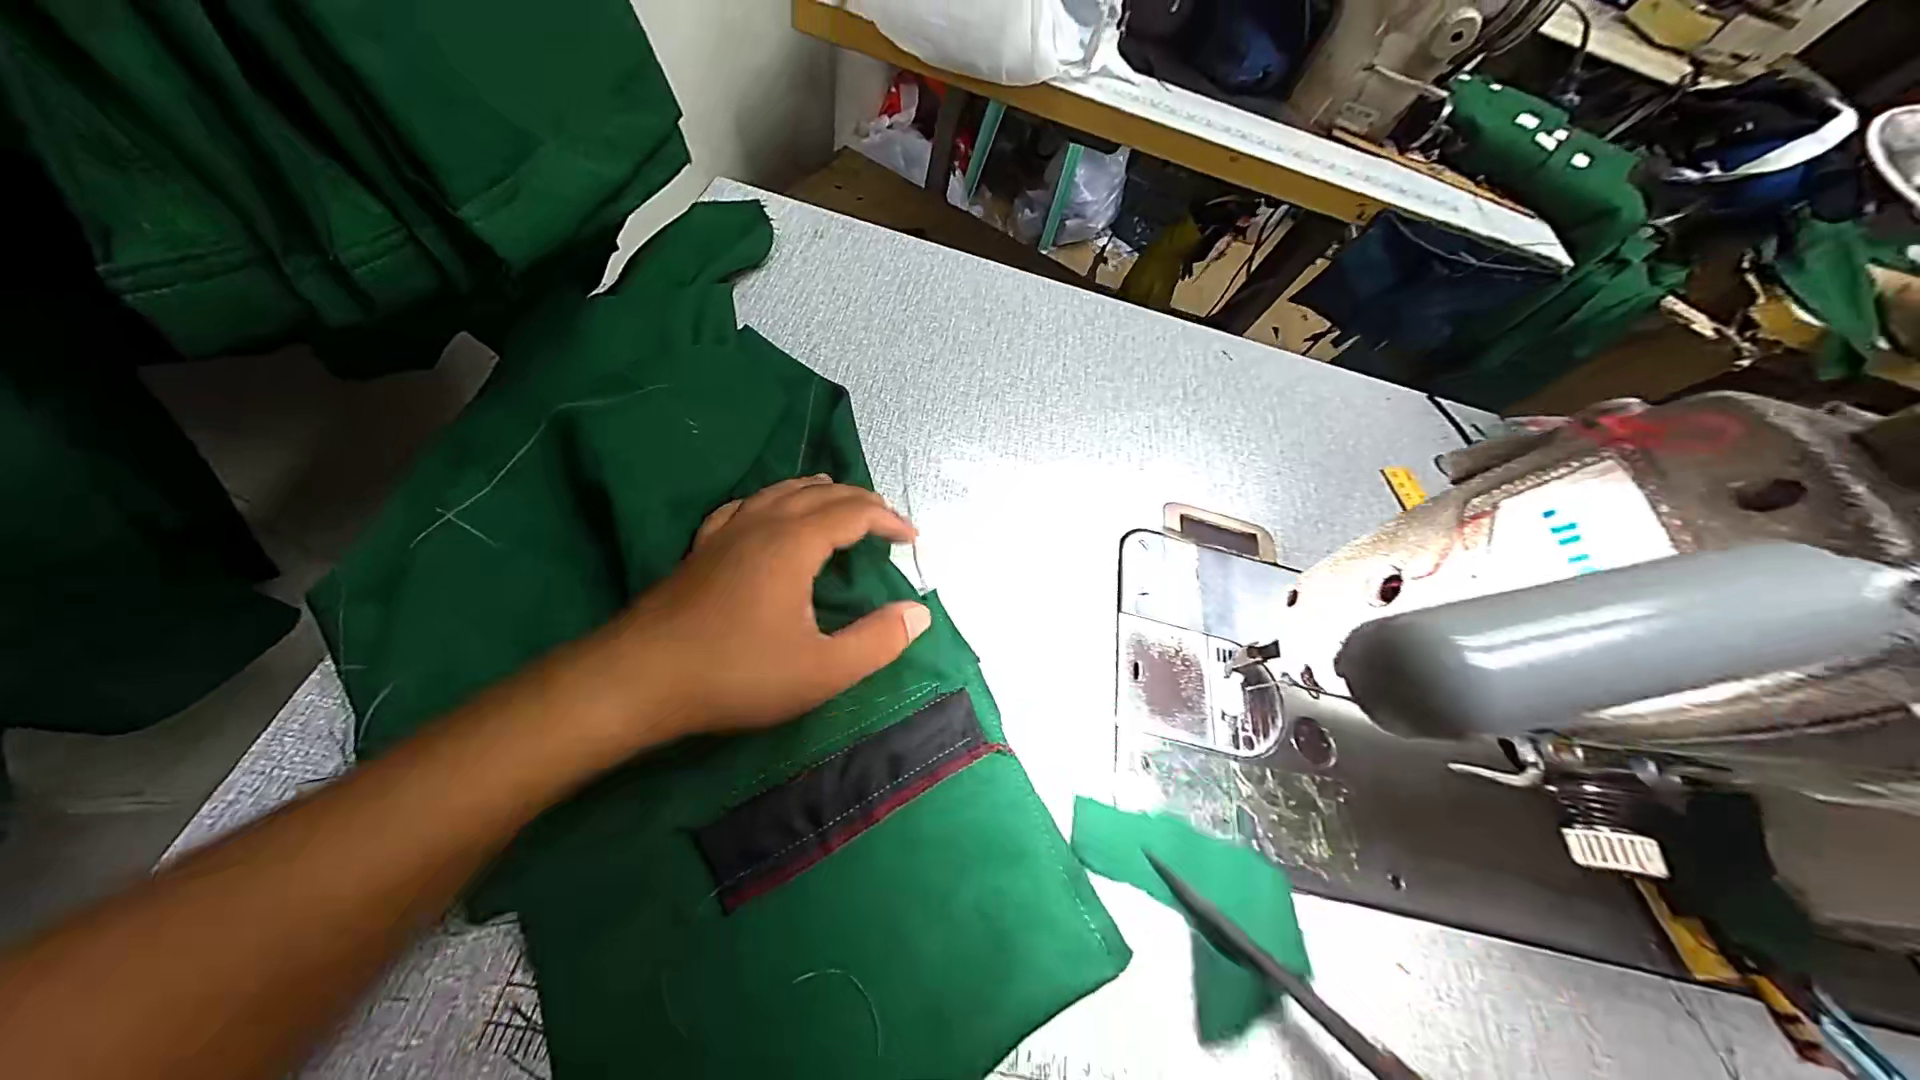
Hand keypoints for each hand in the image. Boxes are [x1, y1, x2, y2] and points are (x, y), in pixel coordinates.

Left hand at [585, 477, 929, 740]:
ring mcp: (725, 532)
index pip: (854, 512)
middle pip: (820, 493)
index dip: (888, 519)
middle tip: (886, 521)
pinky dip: (774, 501)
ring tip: (840, 502)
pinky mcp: (701, 548)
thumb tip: (919, 612)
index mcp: (794, 544)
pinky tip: (770, 514)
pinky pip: (746, 506)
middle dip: (860, 500)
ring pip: (781, 492)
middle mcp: (761, 524)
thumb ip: (878, 641)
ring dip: (819, 493)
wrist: (638, 680)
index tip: (912, 538)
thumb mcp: (822, 670)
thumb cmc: (736, 674)